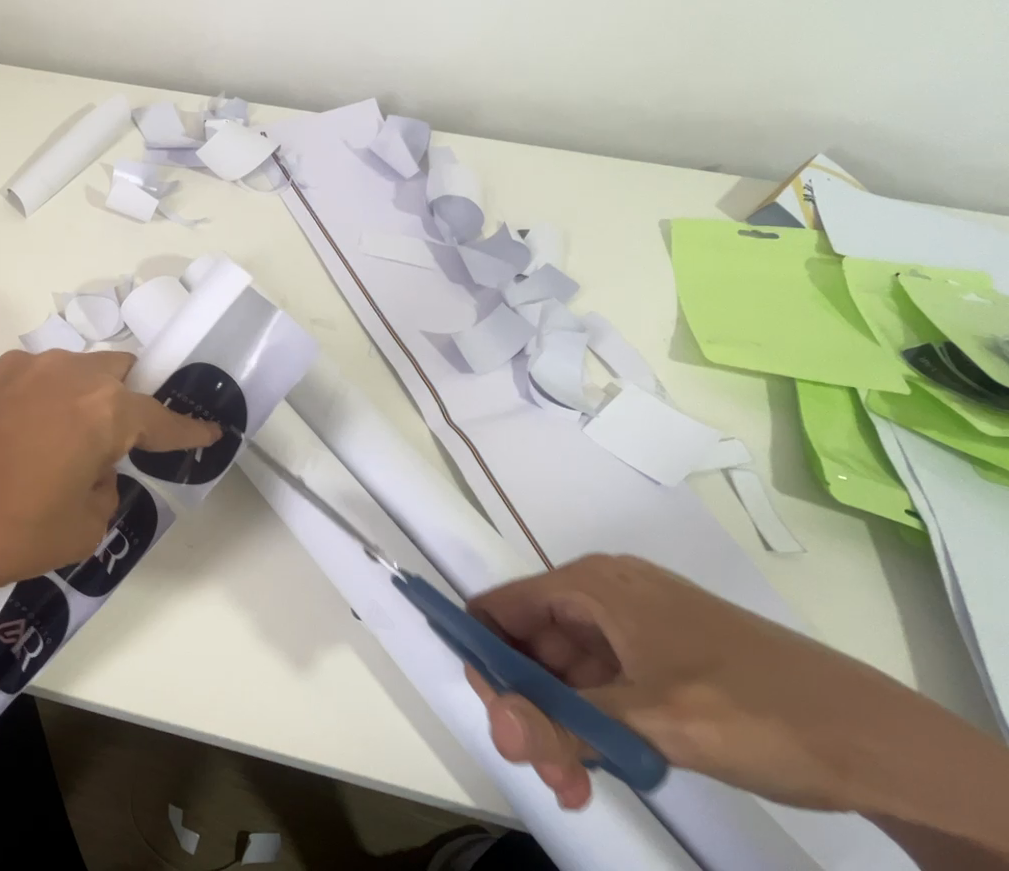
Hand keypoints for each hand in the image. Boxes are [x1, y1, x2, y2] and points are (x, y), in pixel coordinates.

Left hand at [0, 348, 220, 629]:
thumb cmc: (3, 535)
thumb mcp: (79, 530)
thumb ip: (105, 489)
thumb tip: (94, 470)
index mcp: (101, 408)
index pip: (160, 416)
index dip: (188, 429)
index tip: (208, 433)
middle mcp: (63, 373)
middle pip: (118, 374)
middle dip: (133, 403)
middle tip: (128, 444)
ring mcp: (17, 371)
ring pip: (74, 373)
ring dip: (87, 401)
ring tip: (75, 449)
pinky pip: (35, 383)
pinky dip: (49, 405)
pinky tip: (32, 444)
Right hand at [463, 554, 975, 814]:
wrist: (883, 744)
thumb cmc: (759, 711)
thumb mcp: (651, 723)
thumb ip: (563, 725)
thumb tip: (497, 731)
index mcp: (594, 585)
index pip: (499, 609)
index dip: (484, 659)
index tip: (499, 720)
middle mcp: (605, 595)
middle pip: (529, 646)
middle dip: (527, 708)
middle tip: (545, 769)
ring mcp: (634, 627)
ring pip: (563, 673)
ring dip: (557, 726)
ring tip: (575, 784)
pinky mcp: (658, 659)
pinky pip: (598, 686)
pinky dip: (589, 727)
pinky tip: (597, 770)